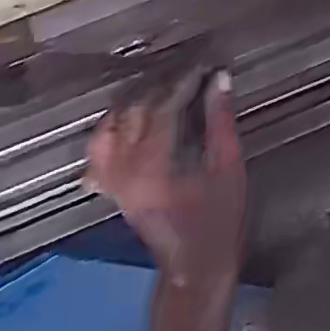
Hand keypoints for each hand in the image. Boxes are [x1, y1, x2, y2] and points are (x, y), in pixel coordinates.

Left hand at [86, 66, 245, 311]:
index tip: (206, 65)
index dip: (185, 81)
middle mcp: (122, 170)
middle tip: (190, 70)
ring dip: (136, 100)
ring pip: (111, 124)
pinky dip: (114, 125)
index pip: (163, 106)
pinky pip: (100, 147)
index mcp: (152, 166)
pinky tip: (132, 116)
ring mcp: (111, 179)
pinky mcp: (110, 186)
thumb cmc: (219, 219)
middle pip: (133, 110)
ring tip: (164, 86)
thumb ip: (220, 121)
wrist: (195, 265)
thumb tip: (219, 79)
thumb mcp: (228, 166)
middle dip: (162, 84)